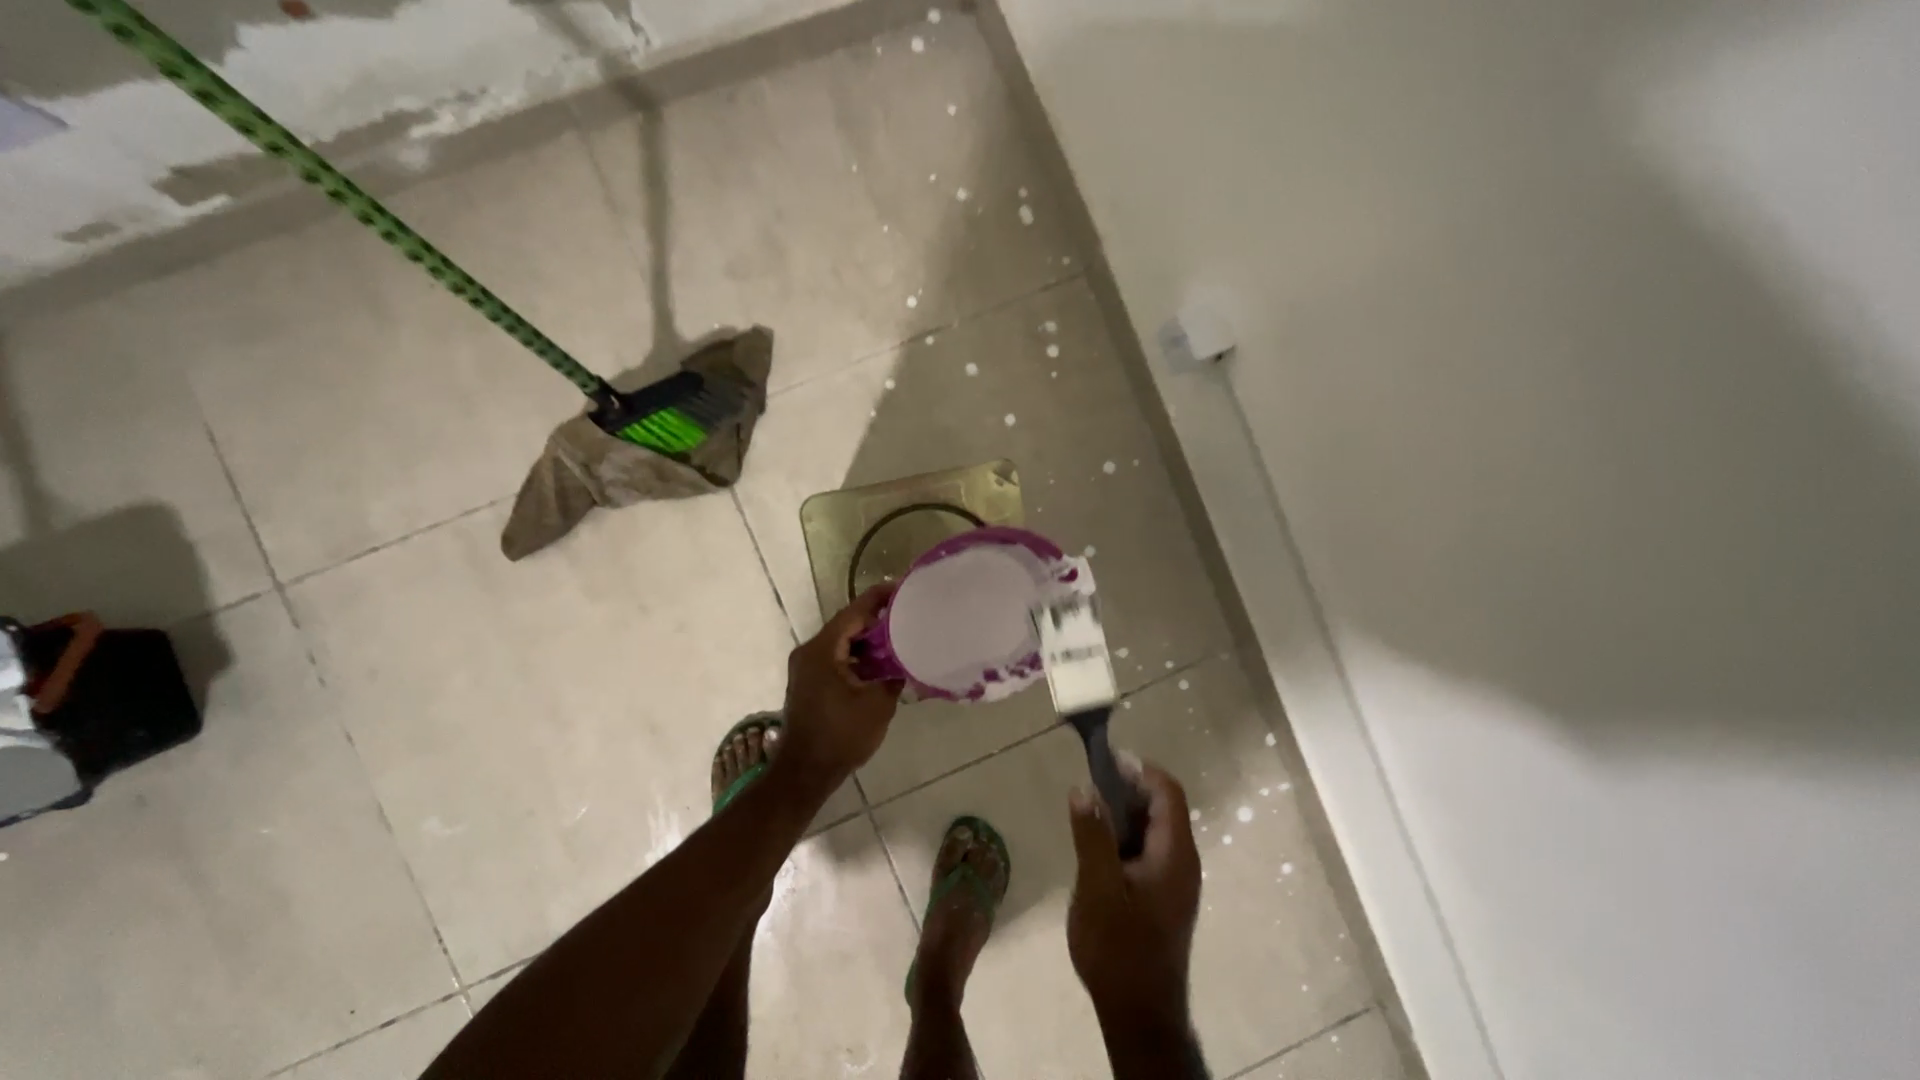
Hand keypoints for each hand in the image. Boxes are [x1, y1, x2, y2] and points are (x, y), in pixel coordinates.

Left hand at [780, 585, 903, 785]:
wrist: (805, 772)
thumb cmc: (841, 736)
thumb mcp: (878, 704)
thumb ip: (894, 674)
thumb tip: (907, 661)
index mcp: (823, 649)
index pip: (854, 612)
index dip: (880, 598)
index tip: (904, 588)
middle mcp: (809, 651)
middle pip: (848, 625)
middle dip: (878, 620)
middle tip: (910, 615)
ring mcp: (806, 668)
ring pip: (843, 643)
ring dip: (869, 642)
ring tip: (902, 639)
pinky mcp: (810, 683)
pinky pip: (837, 659)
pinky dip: (859, 658)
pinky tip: (882, 665)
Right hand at [1066, 758, 1201, 1026]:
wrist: (1139, 1012)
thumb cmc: (1119, 948)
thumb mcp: (1098, 888)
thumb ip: (1092, 836)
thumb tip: (1084, 787)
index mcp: (1175, 853)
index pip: (1167, 792)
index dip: (1139, 769)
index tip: (1104, 760)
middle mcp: (1183, 861)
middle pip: (1163, 808)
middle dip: (1128, 789)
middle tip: (1089, 785)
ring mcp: (1176, 881)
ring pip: (1154, 831)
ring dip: (1124, 814)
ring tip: (1087, 813)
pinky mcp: (1164, 897)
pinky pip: (1149, 852)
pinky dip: (1125, 839)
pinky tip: (1097, 850)